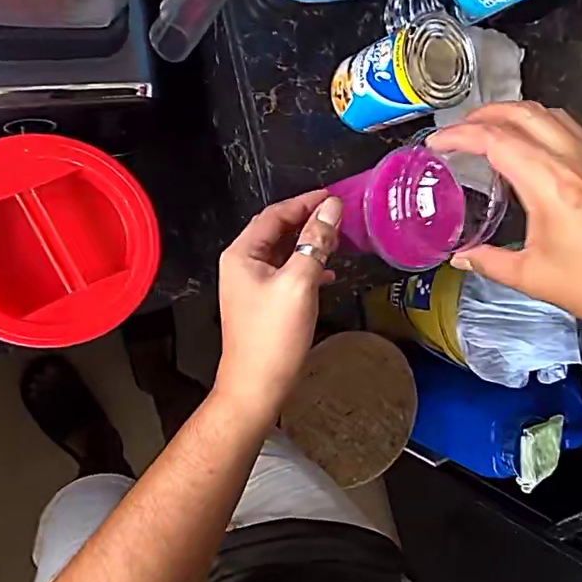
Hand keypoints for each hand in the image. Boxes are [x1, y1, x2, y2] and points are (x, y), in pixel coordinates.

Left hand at [212, 190, 341, 422]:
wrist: (256, 385)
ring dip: (309, 243)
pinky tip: (328, 273)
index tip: (334, 196)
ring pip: (283, 252)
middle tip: (339, 214)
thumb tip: (331, 208)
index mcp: (242, 254)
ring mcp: (251, 285)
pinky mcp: (263, 302)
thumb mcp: (299, 283)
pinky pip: (286, 272)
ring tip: (338, 238)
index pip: (275, 214)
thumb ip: (314, 242)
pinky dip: (307, 266)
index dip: (305, 202)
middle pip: (278, 230)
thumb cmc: (273, 337)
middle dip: (308, 220)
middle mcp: (242, 265)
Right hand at [427, 102, 581, 344]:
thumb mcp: (535, 278)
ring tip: (488, 131)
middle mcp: (576, 163)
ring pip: (550, 115)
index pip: (497, 140)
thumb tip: (462, 257)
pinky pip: (569, 130)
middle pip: (524, 113)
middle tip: (457, 130)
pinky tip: (530, 149)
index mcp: (552, 185)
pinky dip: (540, 126)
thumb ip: (490, 262)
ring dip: (514, 114)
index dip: (461, 135)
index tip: (437, 142)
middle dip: (484, 113)